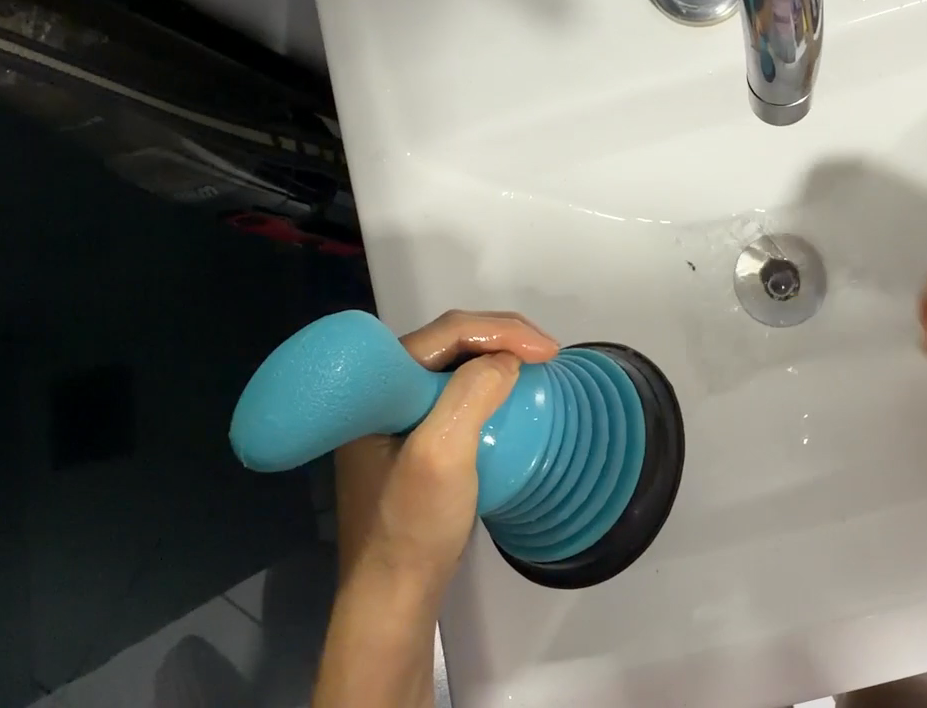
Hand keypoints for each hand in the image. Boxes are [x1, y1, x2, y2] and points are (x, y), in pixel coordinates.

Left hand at [336, 311, 559, 590]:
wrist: (395, 597)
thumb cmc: (413, 527)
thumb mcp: (441, 455)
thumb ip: (470, 395)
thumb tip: (507, 360)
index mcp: (377, 386)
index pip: (446, 333)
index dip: (501, 330)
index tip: (548, 351)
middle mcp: (382, 392)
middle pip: (450, 342)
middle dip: (504, 338)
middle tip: (549, 354)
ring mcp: (396, 415)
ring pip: (455, 365)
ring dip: (499, 356)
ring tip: (537, 365)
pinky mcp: (412, 437)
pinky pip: (456, 392)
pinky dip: (489, 385)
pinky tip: (512, 394)